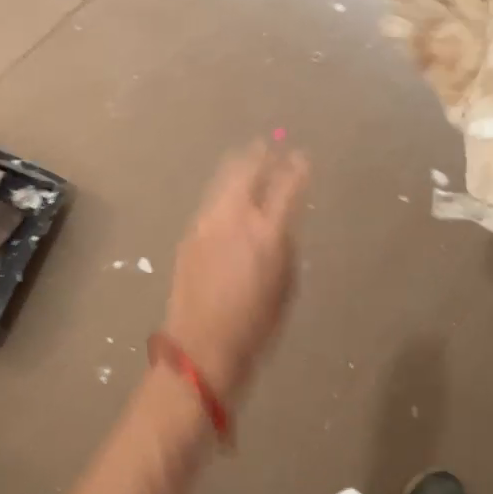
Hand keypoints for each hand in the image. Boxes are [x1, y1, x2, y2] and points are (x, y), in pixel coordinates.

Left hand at [162, 141, 310, 400]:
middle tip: (271, 145)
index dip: (297, 168)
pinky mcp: (189, 234)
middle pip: (248, 171)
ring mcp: (207, 223)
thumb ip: (285, 249)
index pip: (287, 187)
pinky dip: (224, 190)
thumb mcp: (285, 288)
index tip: (303, 156)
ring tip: (248, 155)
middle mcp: (236, 218)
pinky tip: (228, 192)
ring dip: (239, 165)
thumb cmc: (255, 328)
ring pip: (224, 180)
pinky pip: (210, 201)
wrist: (199, 348)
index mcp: (268, 233)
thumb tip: (280, 228)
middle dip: (262, 155)